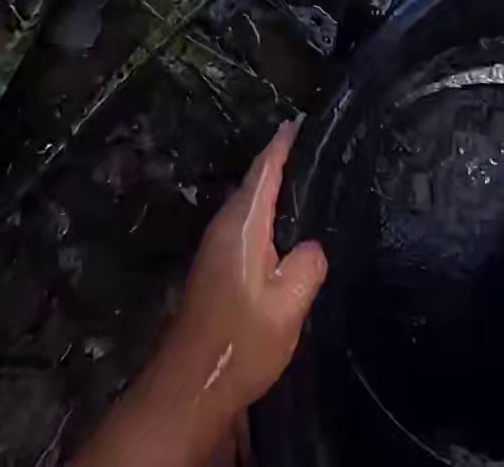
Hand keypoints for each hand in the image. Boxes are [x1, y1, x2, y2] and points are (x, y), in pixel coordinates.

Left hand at [154, 119, 327, 413]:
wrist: (192, 381)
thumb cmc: (241, 341)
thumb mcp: (287, 306)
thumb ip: (307, 266)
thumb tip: (310, 245)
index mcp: (243, 225)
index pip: (264, 171)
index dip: (281, 145)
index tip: (297, 121)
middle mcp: (225, 226)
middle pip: (254, 181)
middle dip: (278, 159)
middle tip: (310, 145)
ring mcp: (216, 244)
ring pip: (248, 201)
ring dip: (271, 185)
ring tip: (303, 177)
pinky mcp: (216, 262)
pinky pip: (245, 221)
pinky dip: (264, 209)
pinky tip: (283, 223)